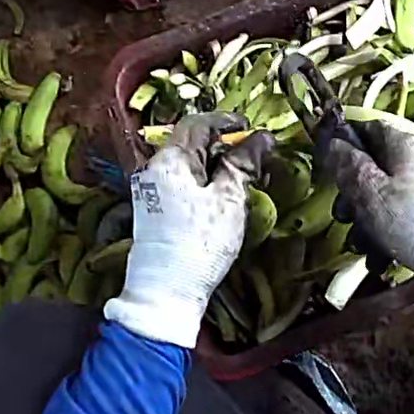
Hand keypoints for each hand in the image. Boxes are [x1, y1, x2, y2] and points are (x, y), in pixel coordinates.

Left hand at [105, 113, 274, 347]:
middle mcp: (154, 169)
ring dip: (215, 162)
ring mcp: (152, 189)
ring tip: (242, 174)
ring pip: (188, 162)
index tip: (250, 128)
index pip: (197, 123)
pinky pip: (182, 181)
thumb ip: (244, 164)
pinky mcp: (155, 208)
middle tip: (252, 153)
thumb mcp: (229, 199)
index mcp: (169, 160)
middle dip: (223, 142)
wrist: (165, 291)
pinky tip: (223, 193)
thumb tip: (262, 137)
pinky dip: (204, 179)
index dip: (226, 121)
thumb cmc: (199, 243)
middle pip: (190, 141)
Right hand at [322, 120, 413, 305]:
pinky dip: (389, 230)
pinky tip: (381, 255)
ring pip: (387, 193)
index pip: (367, 129)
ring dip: (368, 219)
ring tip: (363, 246)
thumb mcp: (370, 192)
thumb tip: (333, 143)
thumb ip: (348, 166)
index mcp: (404, 143)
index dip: (344, 146)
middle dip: (353, 194)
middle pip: (375, 165)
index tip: (330, 171)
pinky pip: (405, 212)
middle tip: (343, 217)